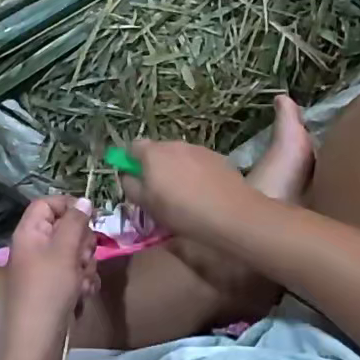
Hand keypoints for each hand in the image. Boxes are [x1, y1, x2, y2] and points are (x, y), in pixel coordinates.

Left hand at [4, 195, 95, 343]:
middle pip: (67, 227)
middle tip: (82, 256)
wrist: (38, 339)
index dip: (68, 206)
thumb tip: (84, 200)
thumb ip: (75, 222)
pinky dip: (83, 280)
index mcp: (30, 232)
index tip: (90, 217)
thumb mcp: (63, 250)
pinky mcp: (57, 285)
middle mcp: (37, 246)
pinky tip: (83, 292)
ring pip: (76, 251)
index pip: (47, 204)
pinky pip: (77, 272)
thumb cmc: (47, 289)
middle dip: (82, 242)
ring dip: (86, 264)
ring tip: (82, 280)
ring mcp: (47, 267)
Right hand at [118, 139, 264, 240]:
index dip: (130, 161)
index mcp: (152, 153)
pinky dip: (194, 173)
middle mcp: (174, 144)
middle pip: (157, 150)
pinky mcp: (217, 157)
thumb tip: (128, 175)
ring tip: (183, 194)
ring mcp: (198, 149)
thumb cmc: (181, 211)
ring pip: (178, 156)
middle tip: (158, 190)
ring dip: (175, 169)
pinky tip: (202, 192)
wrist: (231, 214)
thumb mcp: (146, 204)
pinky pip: (197, 162)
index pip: (132, 146)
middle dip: (154, 166)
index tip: (134, 179)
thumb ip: (130, 185)